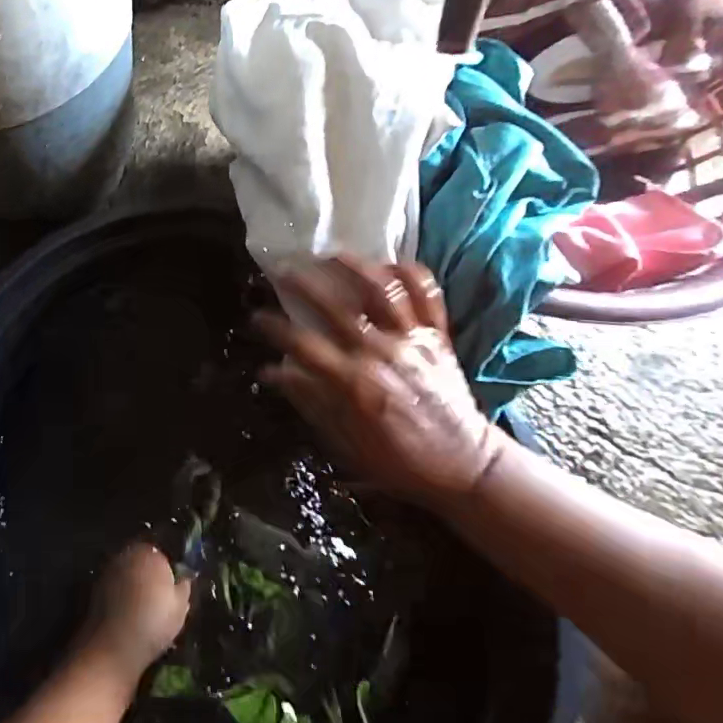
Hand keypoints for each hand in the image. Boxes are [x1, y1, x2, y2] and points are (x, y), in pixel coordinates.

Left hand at [77, 542, 191, 678]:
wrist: (116, 641)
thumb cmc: (154, 622)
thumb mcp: (180, 608)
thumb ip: (184, 587)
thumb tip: (183, 578)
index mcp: (150, 554)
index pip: (163, 557)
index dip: (168, 574)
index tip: (171, 593)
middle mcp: (128, 554)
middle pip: (143, 560)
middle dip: (150, 575)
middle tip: (158, 600)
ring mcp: (110, 567)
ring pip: (128, 571)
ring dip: (134, 582)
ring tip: (143, 608)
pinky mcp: (98, 582)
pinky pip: (116, 583)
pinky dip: (121, 592)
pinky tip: (127, 611)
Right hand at [252, 256, 506, 504]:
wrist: (467, 468)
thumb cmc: (396, 459)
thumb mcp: (342, 439)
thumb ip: (307, 400)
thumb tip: (269, 372)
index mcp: (354, 383)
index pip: (302, 344)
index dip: (273, 327)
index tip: (255, 318)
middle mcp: (382, 354)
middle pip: (336, 307)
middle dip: (303, 284)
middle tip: (280, 270)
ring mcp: (414, 341)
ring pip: (382, 290)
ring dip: (354, 267)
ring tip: (331, 254)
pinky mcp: (439, 338)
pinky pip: (428, 296)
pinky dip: (410, 275)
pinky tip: (388, 263)